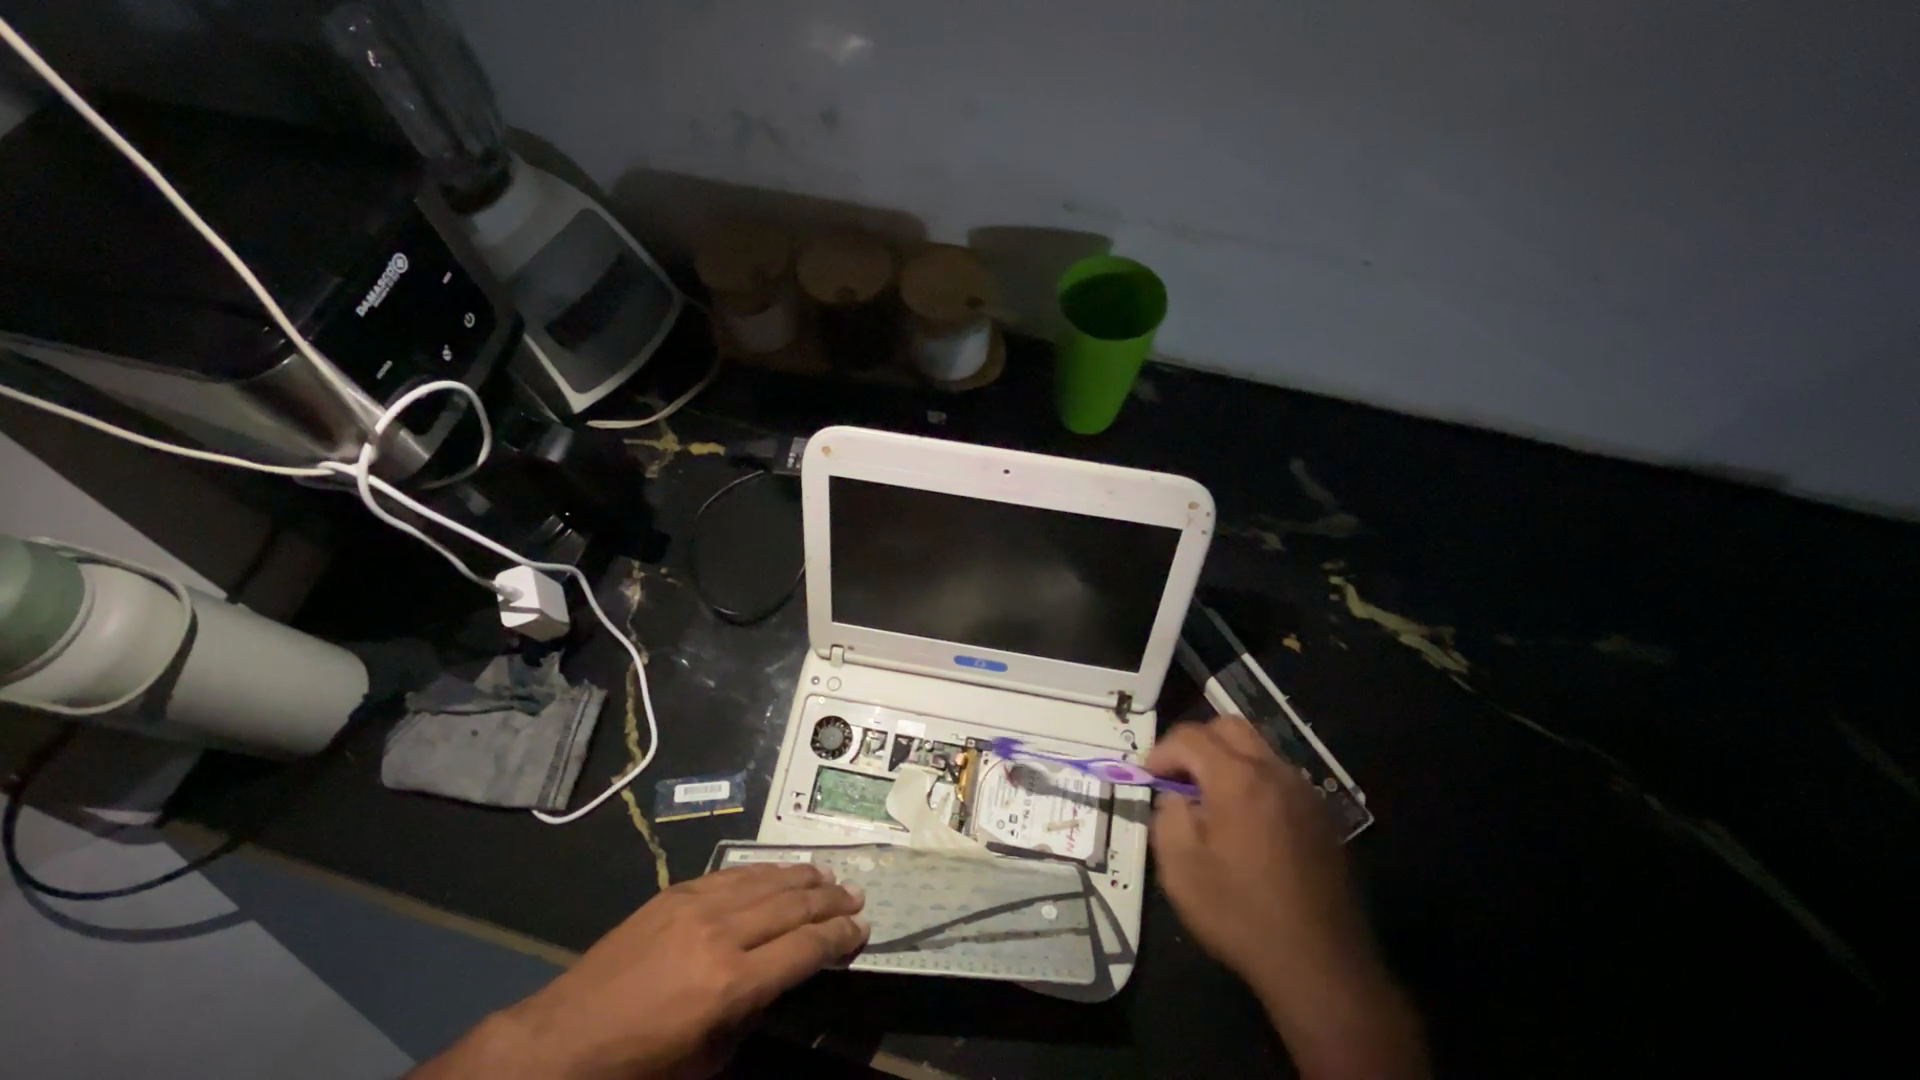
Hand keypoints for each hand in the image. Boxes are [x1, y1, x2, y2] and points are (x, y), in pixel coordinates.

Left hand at [411, 863, 866, 1079]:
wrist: (563, 1039)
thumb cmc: (640, 1066)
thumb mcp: (709, 1057)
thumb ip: (754, 1010)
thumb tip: (783, 975)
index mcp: (733, 982)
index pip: (806, 947)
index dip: (841, 937)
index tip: (863, 930)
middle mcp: (722, 934)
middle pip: (793, 905)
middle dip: (831, 902)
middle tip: (857, 898)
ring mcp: (696, 907)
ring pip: (766, 881)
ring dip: (803, 878)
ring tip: (829, 877)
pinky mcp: (674, 894)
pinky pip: (732, 874)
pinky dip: (763, 871)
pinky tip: (779, 872)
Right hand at [1148, 714, 1426, 1079]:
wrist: (1318, 961)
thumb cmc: (1239, 913)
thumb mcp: (1179, 868)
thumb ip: (1167, 815)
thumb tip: (1176, 796)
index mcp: (1237, 779)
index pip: (1190, 737)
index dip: (1160, 751)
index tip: (1147, 777)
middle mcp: (1275, 772)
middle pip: (1229, 727)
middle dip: (1196, 742)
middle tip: (1177, 777)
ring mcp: (1305, 792)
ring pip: (1259, 749)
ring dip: (1227, 759)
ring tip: (1209, 800)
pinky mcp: (1322, 816)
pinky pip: (1280, 777)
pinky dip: (1254, 781)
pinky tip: (1245, 823)